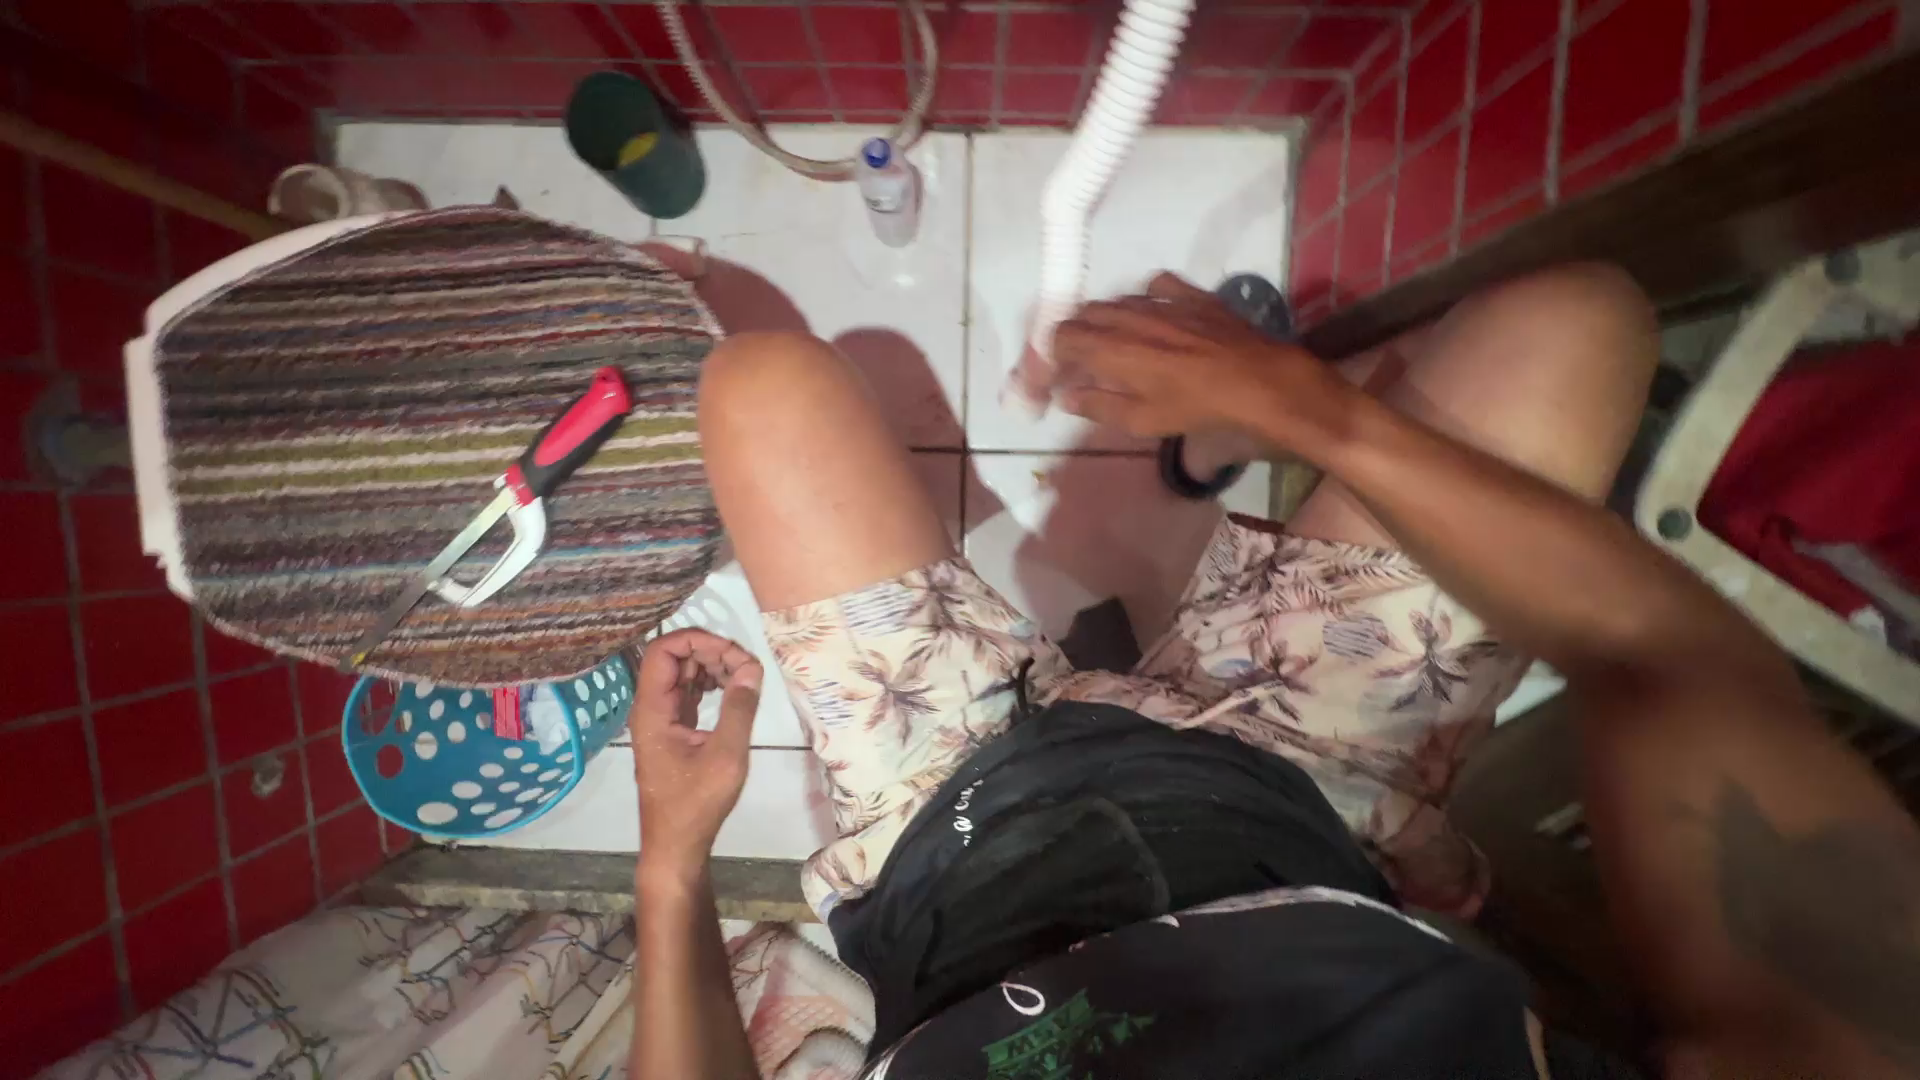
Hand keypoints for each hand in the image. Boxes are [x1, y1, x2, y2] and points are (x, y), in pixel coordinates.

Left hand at [631, 628, 762, 879]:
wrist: (676, 845)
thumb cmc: (696, 803)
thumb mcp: (726, 755)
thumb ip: (738, 708)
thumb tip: (752, 666)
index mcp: (652, 710)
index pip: (664, 650)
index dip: (698, 640)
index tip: (734, 652)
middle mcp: (651, 707)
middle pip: (675, 656)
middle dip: (711, 651)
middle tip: (746, 666)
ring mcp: (661, 718)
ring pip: (684, 672)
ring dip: (714, 665)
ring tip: (745, 676)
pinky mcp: (674, 728)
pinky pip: (690, 691)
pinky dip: (712, 683)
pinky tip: (735, 690)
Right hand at [1054, 273, 1352, 451]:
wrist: (1257, 381)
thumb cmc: (1195, 407)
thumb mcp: (1140, 420)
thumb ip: (1096, 405)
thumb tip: (1066, 396)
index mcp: (1110, 347)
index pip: (1061, 336)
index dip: (1051, 355)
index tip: (1055, 375)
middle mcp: (1128, 316)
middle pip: (1084, 315)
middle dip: (1073, 337)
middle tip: (1078, 363)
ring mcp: (1161, 300)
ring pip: (1116, 301)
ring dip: (1105, 321)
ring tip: (1112, 344)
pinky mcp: (1190, 294)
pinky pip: (1155, 285)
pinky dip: (1144, 298)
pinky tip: (1153, 315)